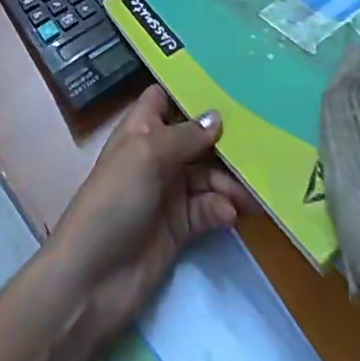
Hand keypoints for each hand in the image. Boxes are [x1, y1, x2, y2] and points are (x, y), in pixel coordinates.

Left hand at [48, 85, 254, 338]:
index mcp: (140, 130)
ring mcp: (169, 191)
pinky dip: (221, 209)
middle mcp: (156, 155)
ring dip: (229, 182)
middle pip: (196, 138)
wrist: (96, 276)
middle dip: (226, 141)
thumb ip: (184, 136)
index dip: (189, 91)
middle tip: (264, 145)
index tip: (230, 84)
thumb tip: (216, 115)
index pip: (164, 98)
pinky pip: (209, 208)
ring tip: (249, 196)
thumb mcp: (146, 156)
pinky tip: (228, 215)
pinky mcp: (181, 225)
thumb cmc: (115, 200)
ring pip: (209, 175)